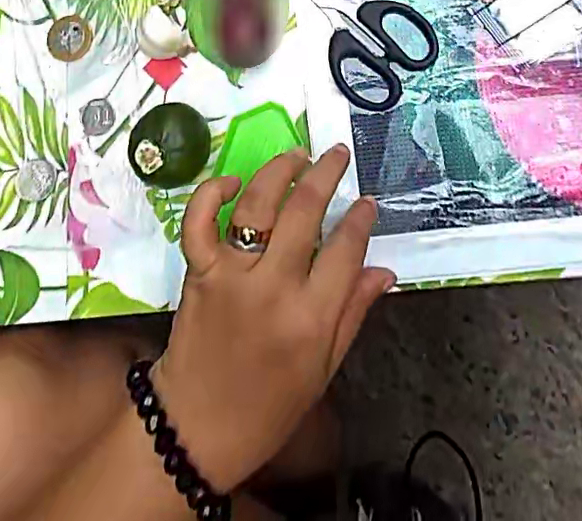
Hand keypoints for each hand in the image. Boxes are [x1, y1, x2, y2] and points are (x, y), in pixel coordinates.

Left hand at [150, 144, 394, 492]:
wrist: (197, 426)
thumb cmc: (269, 406)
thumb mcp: (324, 369)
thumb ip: (353, 313)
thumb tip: (384, 270)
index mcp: (311, 318)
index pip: (345, 250)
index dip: (360, 218)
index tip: (366, 201)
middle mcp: (272, 287)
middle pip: (305, 213)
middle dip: (326, 175)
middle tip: (337, 154)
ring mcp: (230, 274)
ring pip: (258, 205)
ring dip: (280, 171)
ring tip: (298, 154)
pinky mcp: (197, 270)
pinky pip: (200, 221)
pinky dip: (213, 194)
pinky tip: (233, 181)